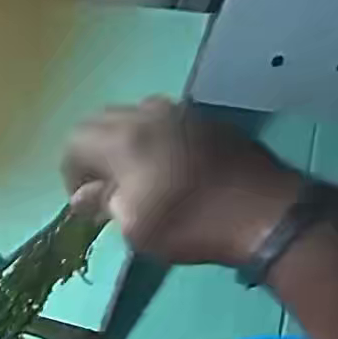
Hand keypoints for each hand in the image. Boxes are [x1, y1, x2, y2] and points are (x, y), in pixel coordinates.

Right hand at [61, 96, 303, 266]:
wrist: (266, 214)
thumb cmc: (189, 224)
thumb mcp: (134, 224)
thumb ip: (102, 202)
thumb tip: (81, 197)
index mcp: (124, 140)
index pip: (75, 141)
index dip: (71, 172)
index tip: (84, 202)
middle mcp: (150, 116)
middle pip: (101, 122)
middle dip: (92, 153)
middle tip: (101, 188)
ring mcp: (183, 113)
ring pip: (133, 116)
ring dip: (121, 142)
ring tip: (131, 176)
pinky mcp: (208, 122)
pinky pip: (163, 120)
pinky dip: (150, 139)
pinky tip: (162, 169)